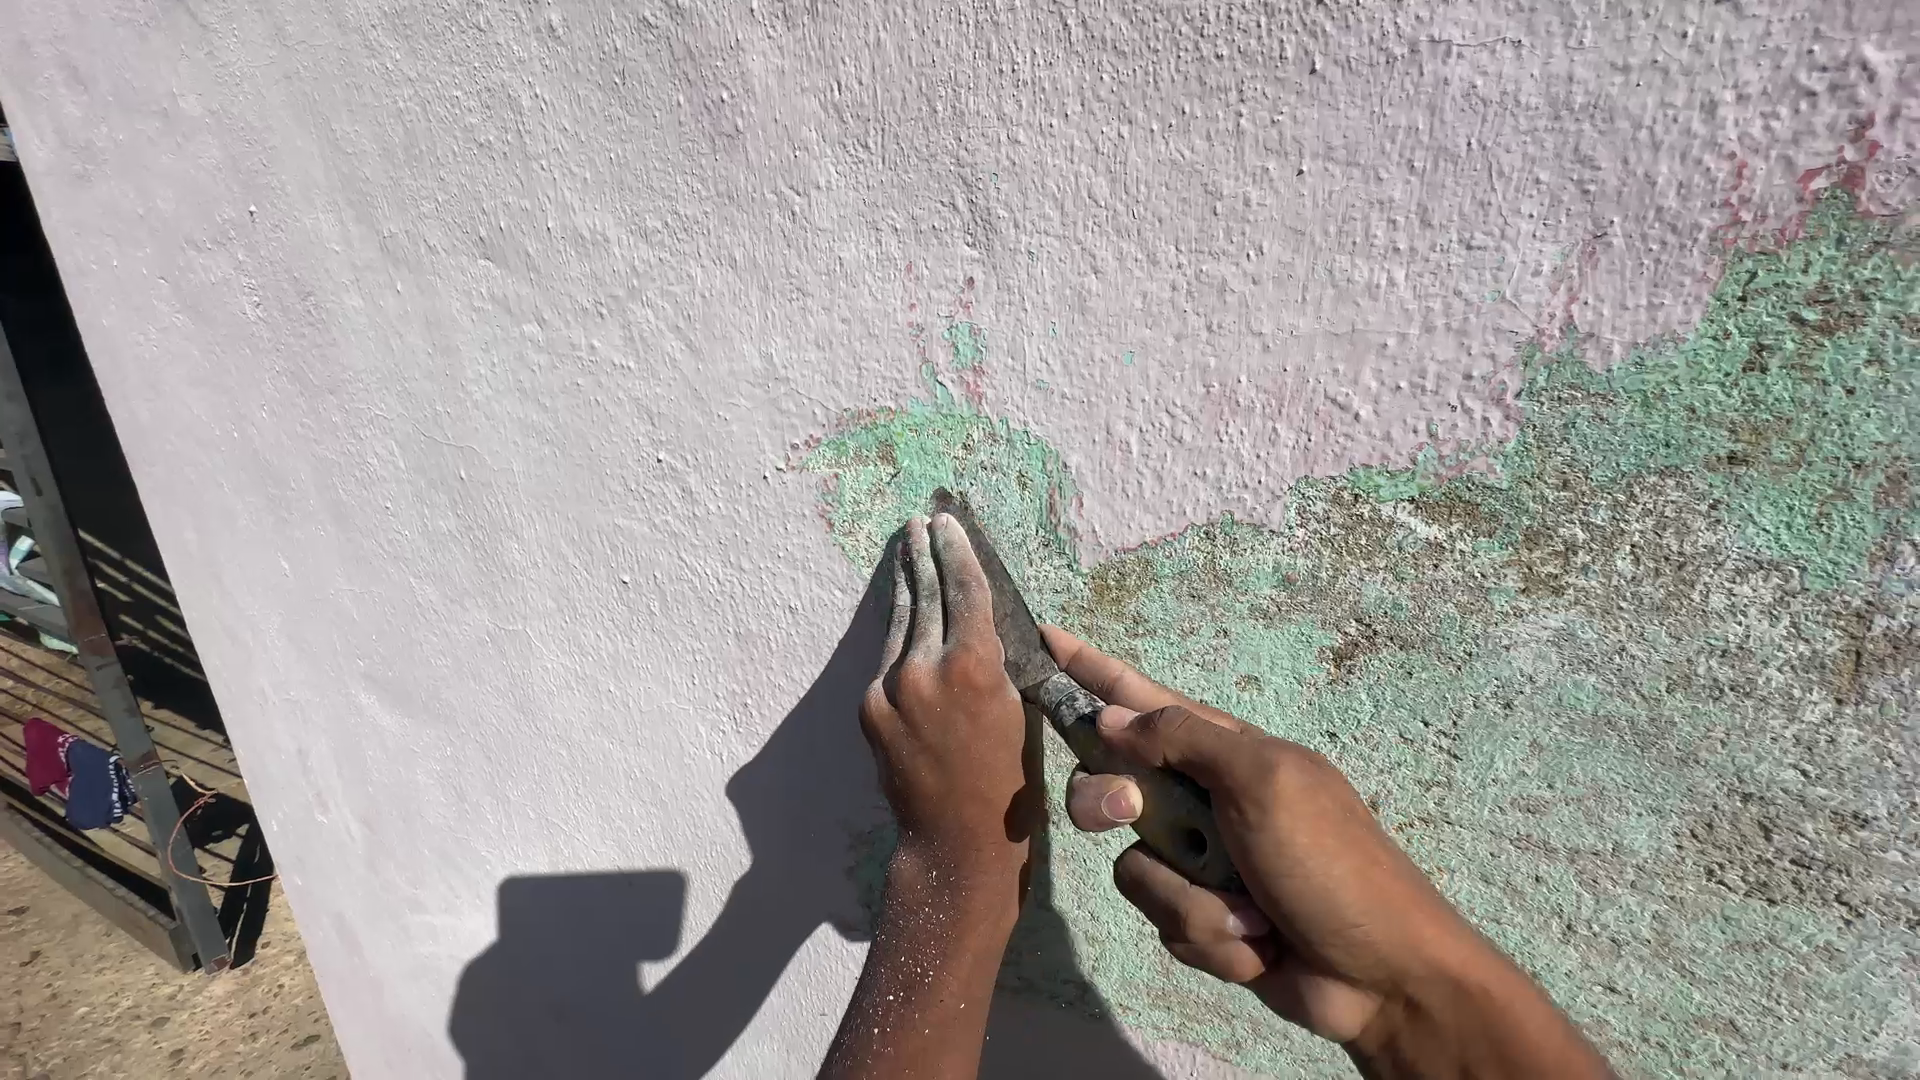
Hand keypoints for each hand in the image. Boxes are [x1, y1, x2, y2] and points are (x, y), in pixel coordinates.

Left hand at [861, 514, 1033, 906]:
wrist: (954, 840)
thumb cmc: (1008, 780)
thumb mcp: (1017, 709)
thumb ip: (991, 661)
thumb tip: (975, 623)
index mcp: (974, 667)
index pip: (965, 591)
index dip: (958, 552)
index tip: (948, 523)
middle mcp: (925, 669)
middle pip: (925, 596)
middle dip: (924, 554)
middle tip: (920, 522)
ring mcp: (890, 688)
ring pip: (900, 621)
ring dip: (905, 583)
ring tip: (905, 548)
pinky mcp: (868, 707)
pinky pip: (887, 657)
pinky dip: (898, 630)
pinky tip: (901, 608)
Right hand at [1045, 626, 1613, 1077]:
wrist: (1384, 982)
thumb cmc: (1330, 863)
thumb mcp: (1262, 783)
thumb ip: (1180, 740)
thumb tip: (1109, 718)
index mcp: (1220, 749)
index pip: (1139, 695)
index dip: (1091, 668)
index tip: (1047, 637)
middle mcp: (1198, 796)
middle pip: (1108, 784)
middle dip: (1108, 805)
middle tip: (1131, 816)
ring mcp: (1197, 858)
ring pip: (1132, 863)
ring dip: (1190, 899)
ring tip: (1249, 916)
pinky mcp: (1198, 914)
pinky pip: (1162, 916)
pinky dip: (1208, 936)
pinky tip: (1256, 945)